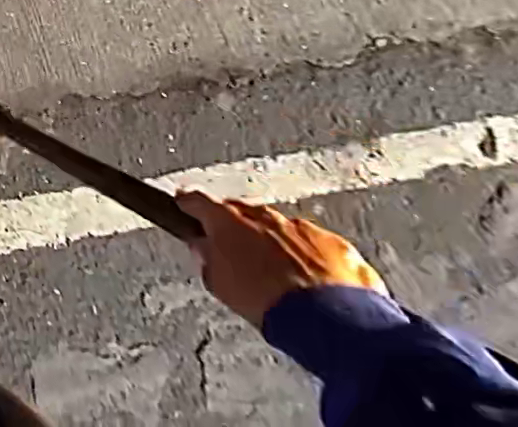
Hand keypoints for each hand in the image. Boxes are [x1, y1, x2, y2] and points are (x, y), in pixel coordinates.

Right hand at [177, 192, 387, 326]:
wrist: (332, 325)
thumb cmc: (268, 302)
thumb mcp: (217, 283)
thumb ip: (206, 258)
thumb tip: (204, 249)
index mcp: (224, 219)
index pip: (196, 200)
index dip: (188, 204)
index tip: (186, 207)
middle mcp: (261, 216)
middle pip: (243, 212)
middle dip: (240, 227)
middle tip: (240, 251)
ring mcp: (303, 230)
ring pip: (283, 228)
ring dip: (280, 242)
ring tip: (285, 274)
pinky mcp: (340, 247)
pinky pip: (321, 246)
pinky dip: (317, 258)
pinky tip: (318, 281)